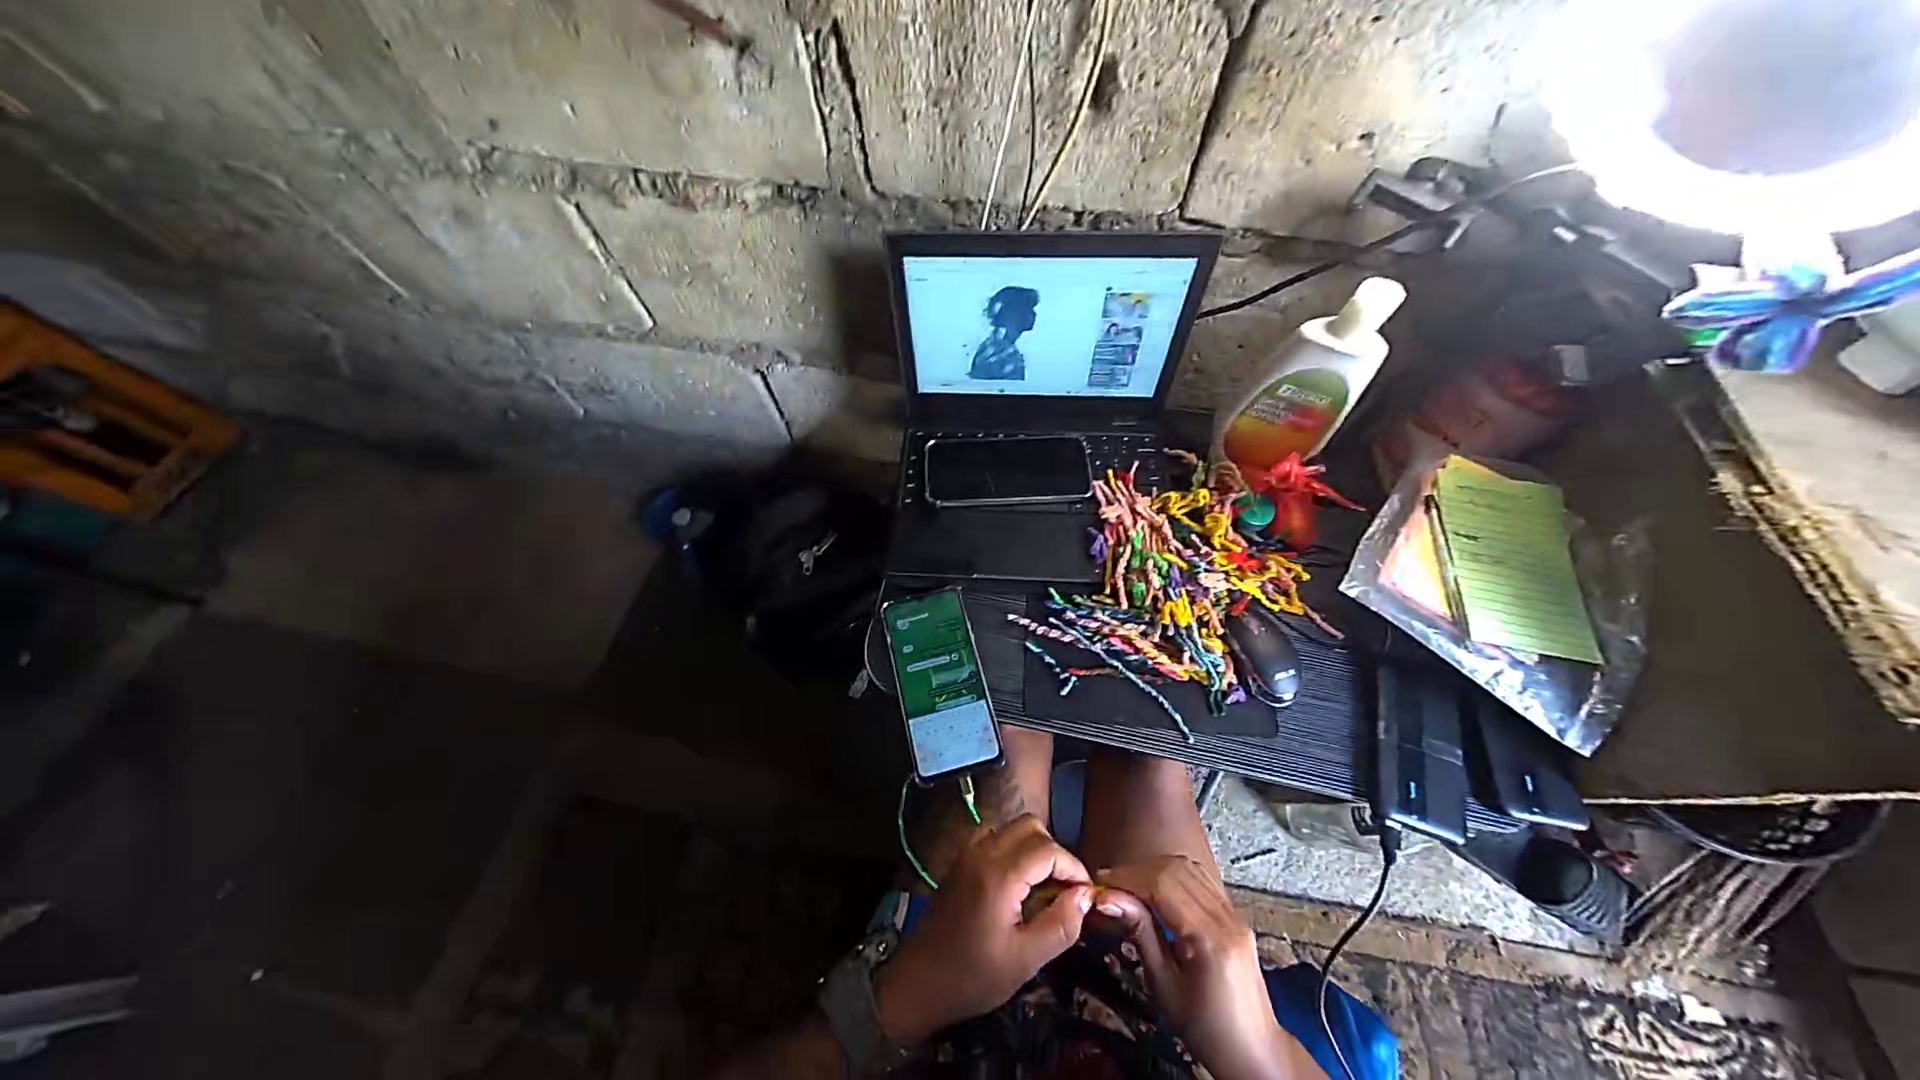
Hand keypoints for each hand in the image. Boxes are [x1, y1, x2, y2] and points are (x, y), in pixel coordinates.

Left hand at [875, 814, 1093, 1042]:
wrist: (918, 982)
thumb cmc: (972, 976)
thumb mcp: (1025, 960)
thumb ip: (1061, 925)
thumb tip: (1086, 896)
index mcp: (999, 875)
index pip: (1048, 849)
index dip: (1073, 867)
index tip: (1085, 895)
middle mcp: (982, 853)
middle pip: (1031, 826)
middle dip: (1055, 852)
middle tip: (1064, 889)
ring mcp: (968, 854)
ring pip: (1013, 829)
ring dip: (1036, 849)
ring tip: (1045, 889)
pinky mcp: (961, 862)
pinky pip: (997, 840)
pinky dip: (1017, 852)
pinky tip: (1021, 888)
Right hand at [1096, 857, 1307, 1079]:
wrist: (1255, 1052)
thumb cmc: (1205, 1029)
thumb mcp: (1164, 986)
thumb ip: (1140, 933)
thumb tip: (1108, 897)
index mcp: (1210, 938)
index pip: (1163, 885)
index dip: (1127, 878)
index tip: (1099, 884)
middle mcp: (1227, 917)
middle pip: (1175, 869)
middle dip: (1137, 871)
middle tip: (1109, 885)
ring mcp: (1235, 913)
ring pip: (1188, 868)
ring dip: (1153, 869)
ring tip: (1127, 886)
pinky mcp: (1235, 914)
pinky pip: (1200, 879)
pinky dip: (1171, 875)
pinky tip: (1154, 889)